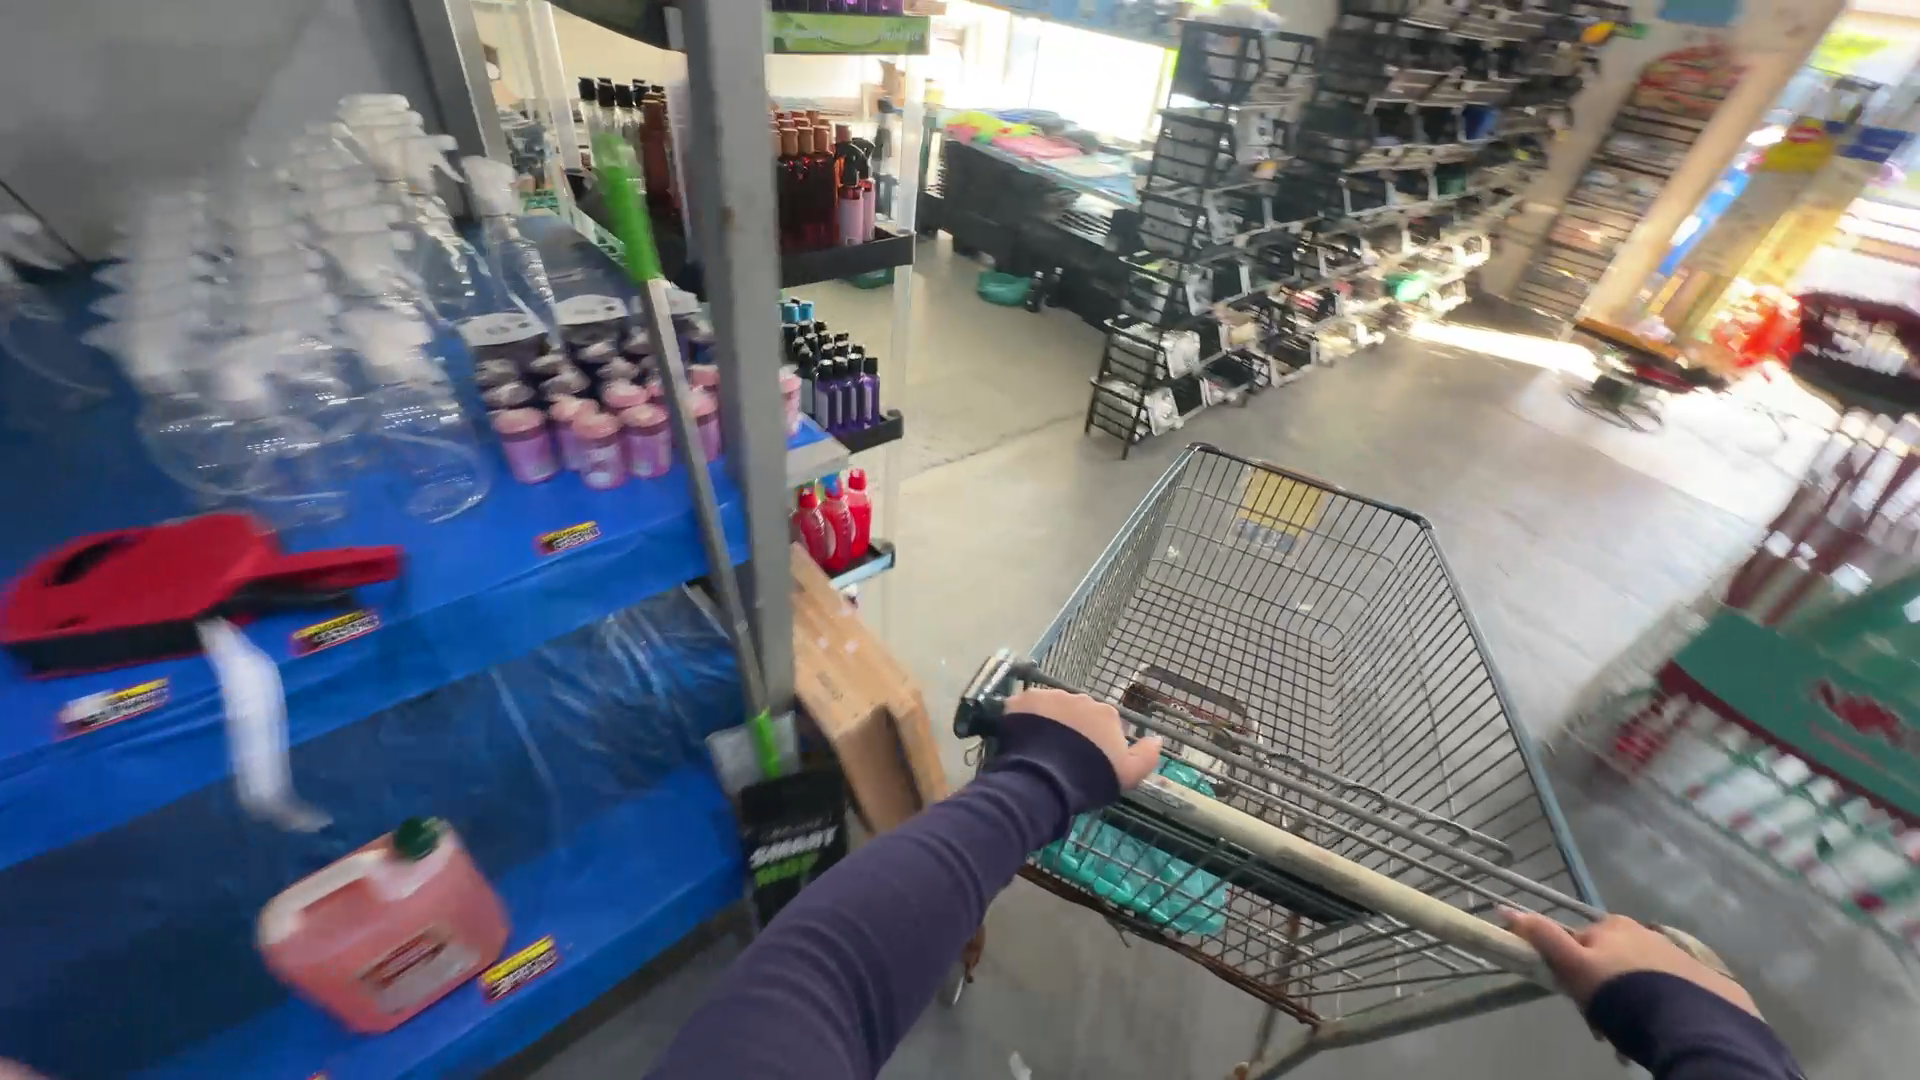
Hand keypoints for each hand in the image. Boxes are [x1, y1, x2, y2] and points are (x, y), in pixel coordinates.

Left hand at [1002, 687, 1162, 789]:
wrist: (1047, 778)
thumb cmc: (1091, 778)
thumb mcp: (1128, 774)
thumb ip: (1146, 755)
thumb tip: (1158, 739)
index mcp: (1106, 714)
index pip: (1102, 722)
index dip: (1093, 739)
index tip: (1085, 756)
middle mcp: (1081, 698)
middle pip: (1076, 710)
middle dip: (1070, 726)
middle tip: (1060, 752)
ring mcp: (1051, 696)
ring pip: (1051, 706)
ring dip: (1047, 720)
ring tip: (1038, 746)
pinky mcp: (1024, 699)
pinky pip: (1025, 705)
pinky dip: (1023, 716)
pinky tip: (1020, 735)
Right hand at [1504, 912, 1759, 1018]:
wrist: (1697, 1033)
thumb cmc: (1622, 995)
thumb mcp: (1573, 966)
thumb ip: (1542, 936)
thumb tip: (1504, 909)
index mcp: (1616, 926)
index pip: (1586, 942)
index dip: (1578, 967)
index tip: (1580, 995)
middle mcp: (1653, 934)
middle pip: (1622, 959)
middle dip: (1613, 985)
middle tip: (1610, 1018)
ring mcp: (1690, 960)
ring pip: (1654, 978)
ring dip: (1644, 998)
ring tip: (1642, 1029)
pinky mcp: (1722, 988)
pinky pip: (1691, 994)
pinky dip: (1680, 1007)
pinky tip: (1675, 1028)